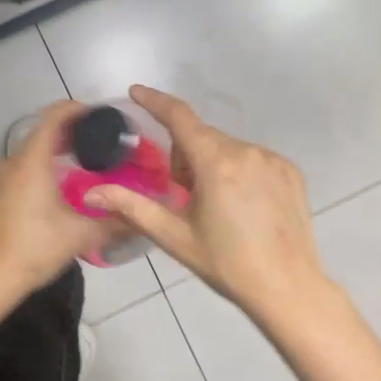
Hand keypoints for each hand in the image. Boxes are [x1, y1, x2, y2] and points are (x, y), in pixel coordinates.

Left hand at [0, 101, 115, 301]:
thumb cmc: (36, 249)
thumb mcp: (82, 235)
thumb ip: (116, 222)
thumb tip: (144, 217)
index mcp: (32, 162)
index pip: (53, 117)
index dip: (76, 109)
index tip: (98, 117)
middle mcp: (11, 163)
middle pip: (40, 133)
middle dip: (69, 133)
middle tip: (97, 144)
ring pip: (28, 154)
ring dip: (52, 154)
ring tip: (80, 167)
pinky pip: (17, 172)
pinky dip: (37, 171)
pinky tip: (53, 193)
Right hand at [85, 86, 329, 320]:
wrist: (288, 289)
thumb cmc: (226, 264)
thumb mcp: (174, 236)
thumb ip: (131, 206)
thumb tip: (90, 193)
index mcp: (215, 163)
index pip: (179, 117)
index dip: (155, 101)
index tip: (136, 92)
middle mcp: (247, 151)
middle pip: (202, 137)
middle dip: (184, 156)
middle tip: (183, 196)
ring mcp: (273, 159)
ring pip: (228, 148)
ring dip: (212, 164)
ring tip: (217, 207)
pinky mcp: (291, 171)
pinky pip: (253, 158)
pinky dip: (239, 171)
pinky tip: (243, 206)